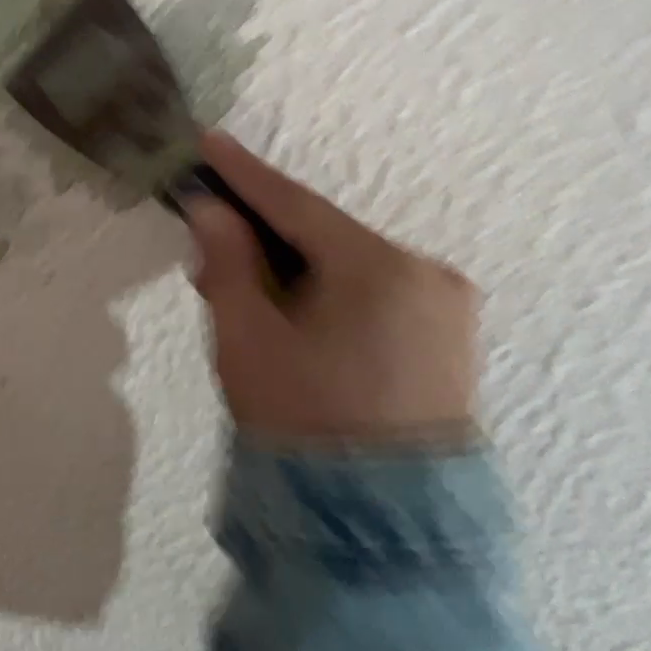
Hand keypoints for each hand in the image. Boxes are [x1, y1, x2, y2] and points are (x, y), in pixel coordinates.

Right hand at [183, 132, 481, 448]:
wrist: (373, 509)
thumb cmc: (299, 411)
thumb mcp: (246, 335)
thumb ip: (228, 262)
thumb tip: (210, 209)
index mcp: (379, 268)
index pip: (296, 206)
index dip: (244, 173)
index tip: (205, 140)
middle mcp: (426, 273)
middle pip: (323, 236)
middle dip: (261, 235)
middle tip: (206, 245)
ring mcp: (444, 305)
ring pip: (346, 265)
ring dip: (289, 266)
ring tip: (239, 292)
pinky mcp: (445, 336)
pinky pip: (370, 291)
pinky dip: (322, 290)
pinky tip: (287, 312)